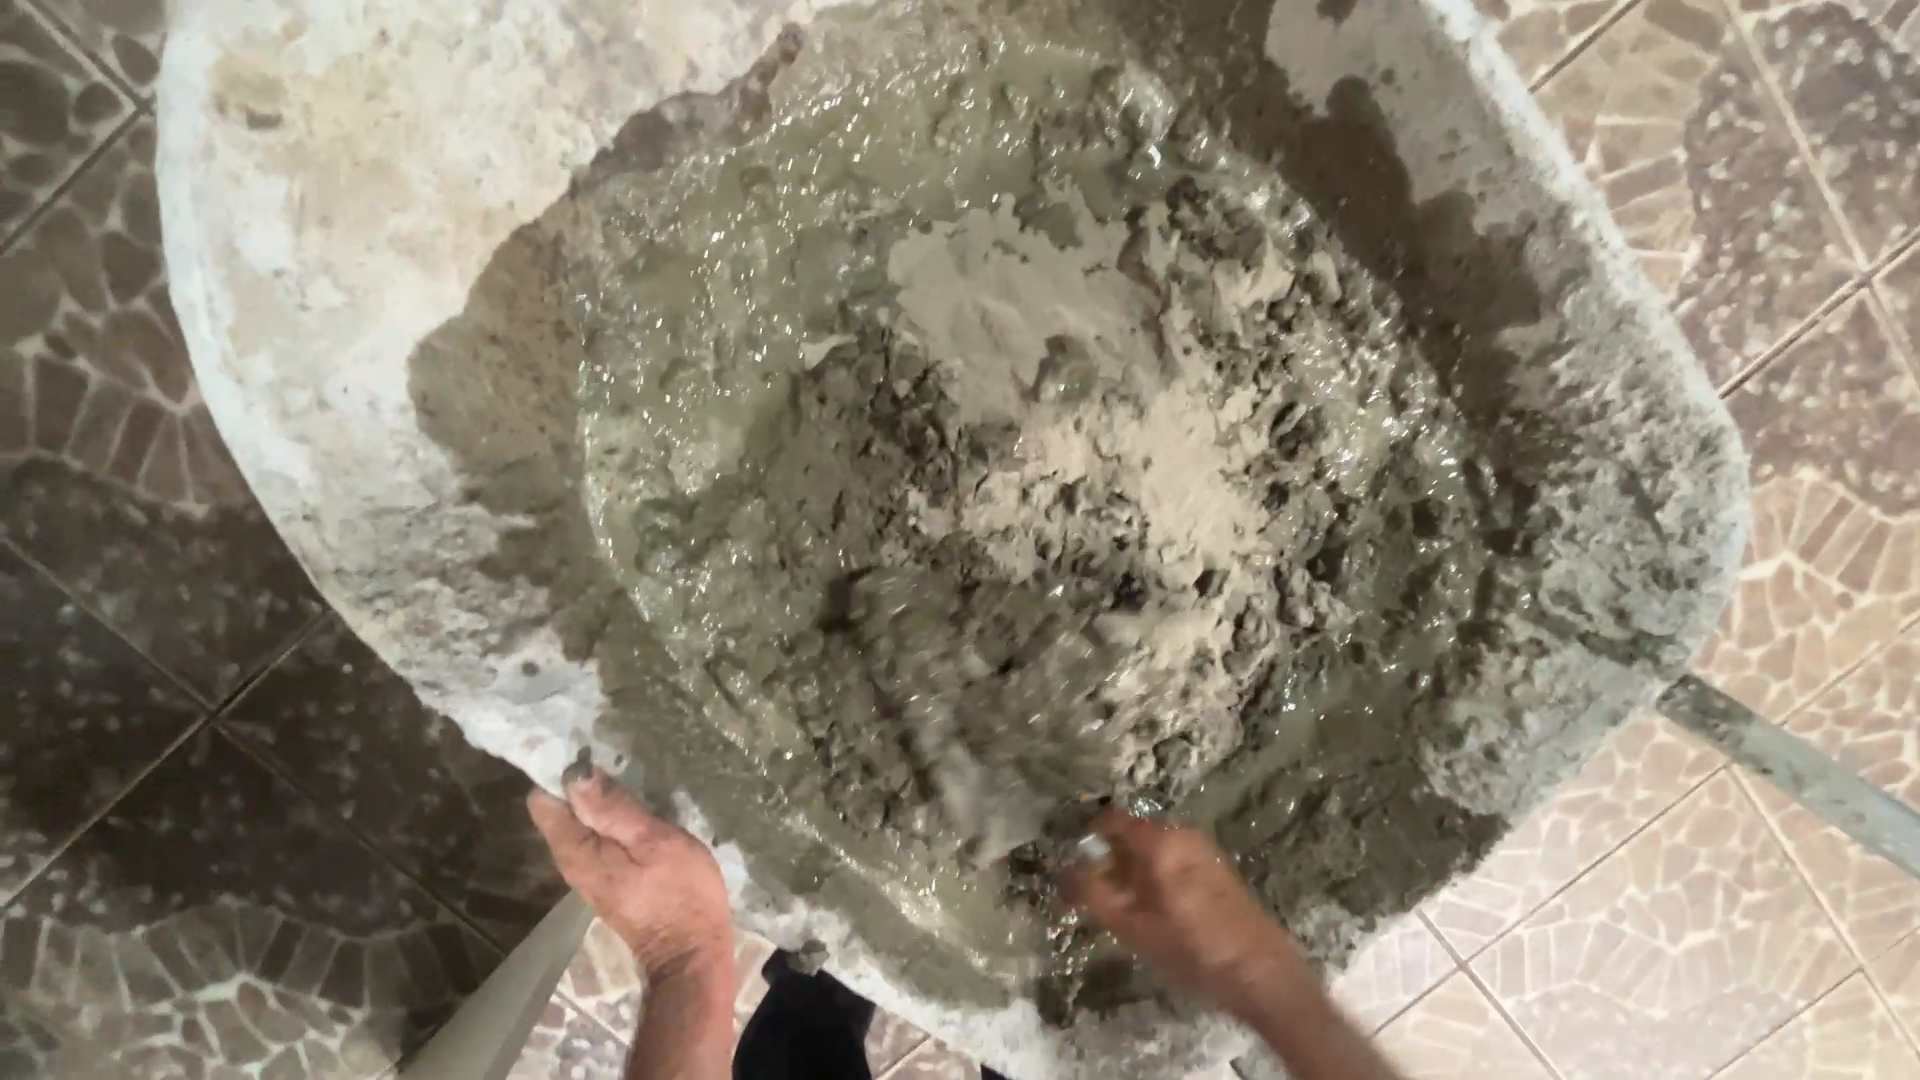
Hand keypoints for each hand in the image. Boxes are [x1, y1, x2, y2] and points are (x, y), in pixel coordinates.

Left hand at [527, 767, 732, 981]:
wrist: (692, 950)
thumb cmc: (679, 892)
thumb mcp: (654, 842)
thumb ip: (614, 809)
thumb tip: (577, 773)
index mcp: (577, 851)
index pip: (543, 800)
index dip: (559, 769)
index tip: (586, 743)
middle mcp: (573, 860)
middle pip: (560, 808)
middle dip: (579, 777)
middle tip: (612, 749)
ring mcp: (591, 870)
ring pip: (581, 820)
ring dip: (598, 793)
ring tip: (624, 765)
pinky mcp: (610, 875)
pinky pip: (597, 833)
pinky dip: (610, 811)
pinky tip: (634, 798)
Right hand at [1060, 807, 1307, 1016]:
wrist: (1263, 974)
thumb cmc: (1192, 950)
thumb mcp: (1133, 928)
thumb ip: (1092, 895)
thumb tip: (1061, 870)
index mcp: (1158, 839)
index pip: (1109, 819)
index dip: (1088, 837)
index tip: (1075, 863)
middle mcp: (1181, 832)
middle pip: (1132, 834)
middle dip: (1111, 860)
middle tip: (1101, 896)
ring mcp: (1203, 848)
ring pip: (1154, 849)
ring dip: (1135, 871)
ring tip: (1129, 909)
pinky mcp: (1217, 867)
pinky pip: (1174, 859)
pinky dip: (1158, 876)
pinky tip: (1160, 913)